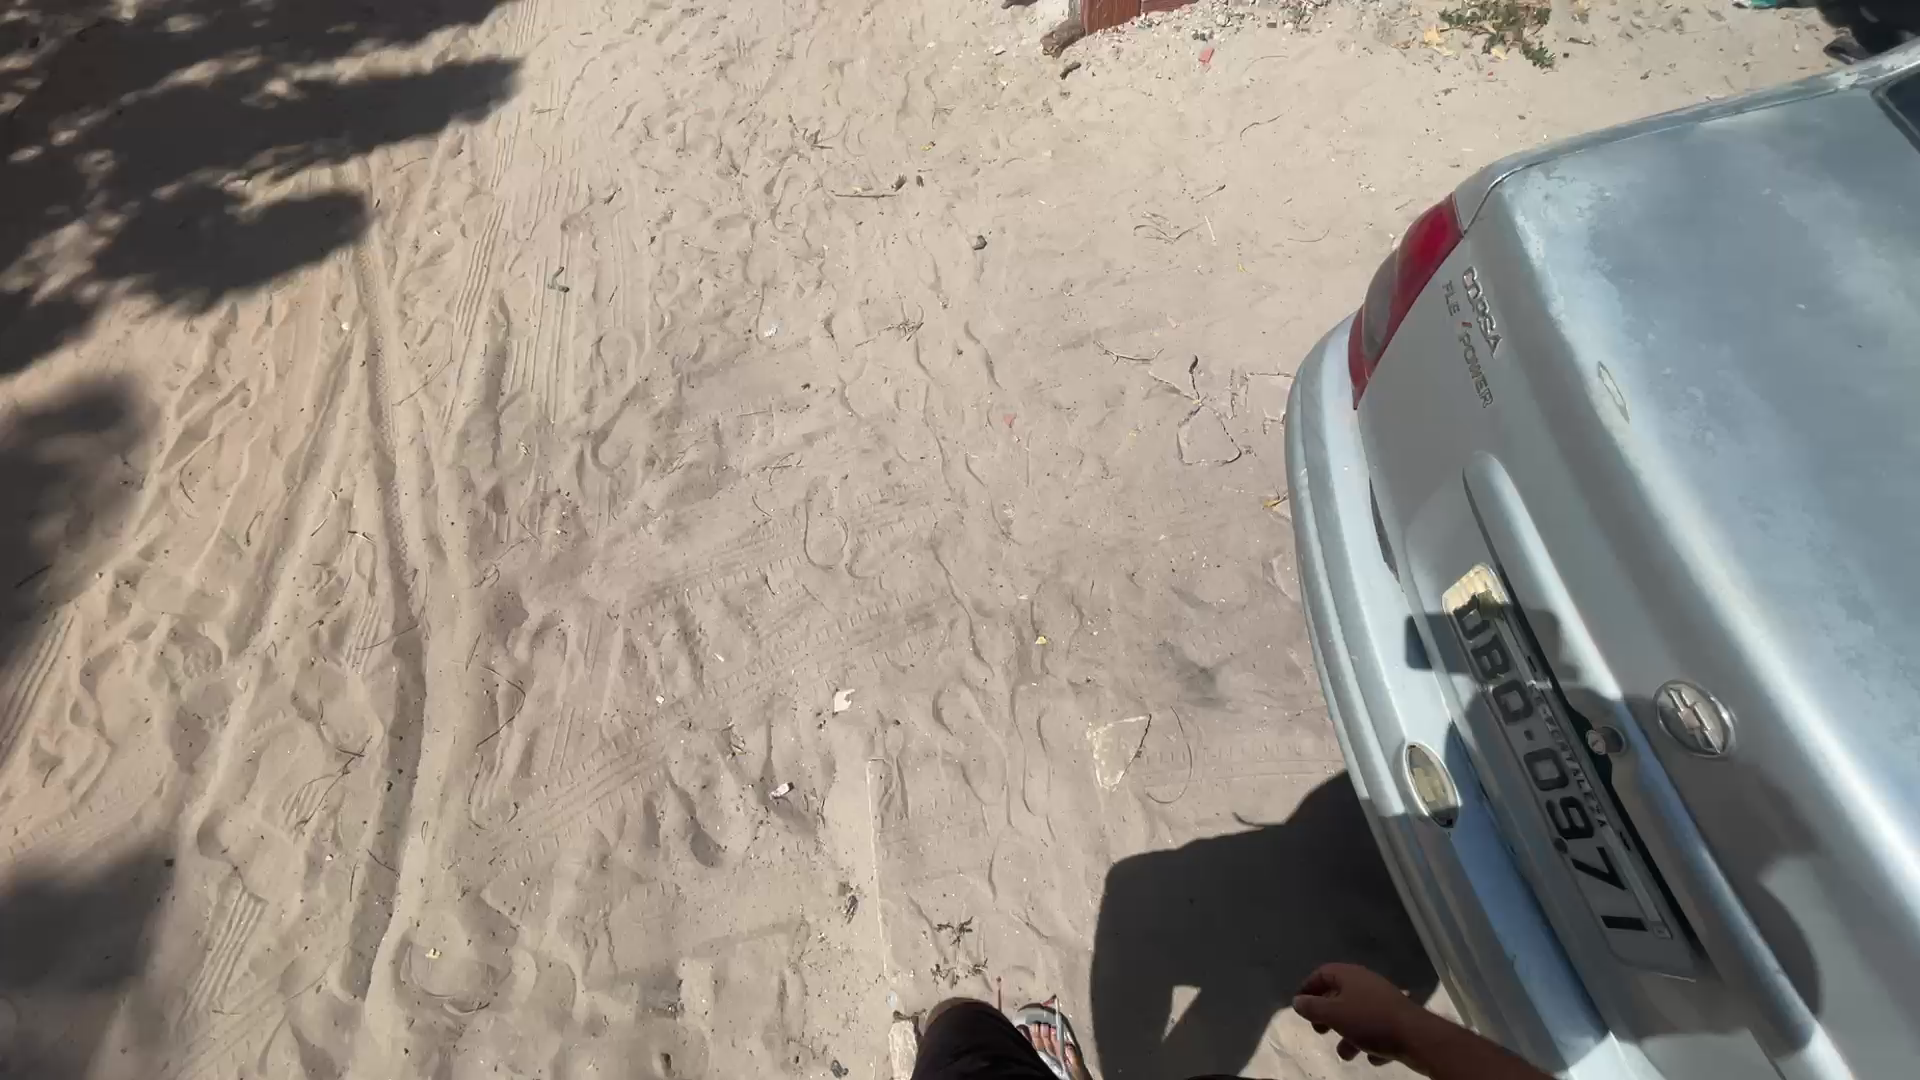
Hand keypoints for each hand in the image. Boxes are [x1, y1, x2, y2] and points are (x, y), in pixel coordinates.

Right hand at [1293, 963, 1434, 1068]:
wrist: (1418, 1037)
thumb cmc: (1370, 1021)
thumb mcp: (1334, 1015)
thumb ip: (1313, 1008)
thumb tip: (1297, 1001)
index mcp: (1348, 975)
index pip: (1322, 974)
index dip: (1308, 988)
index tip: (1300, 1005)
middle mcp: (1365, 983)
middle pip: (1339, 995)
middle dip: (1327, 1014)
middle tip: (1319, 1031)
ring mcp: (1383, 1001)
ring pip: (1358, 1015)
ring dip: (1348, 1033)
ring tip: (1344, 1054)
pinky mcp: (1398, 1020)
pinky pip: (1377, 1029)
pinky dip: (1370, 1041)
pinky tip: (1369, 1057)